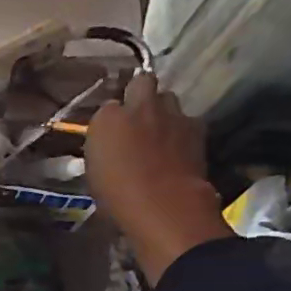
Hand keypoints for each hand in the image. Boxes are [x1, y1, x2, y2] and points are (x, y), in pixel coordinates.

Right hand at [85, 73, 232, 283]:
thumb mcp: (93, 174)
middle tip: (136, 118)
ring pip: (168, 99)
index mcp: (107, 118)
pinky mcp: (197, 128)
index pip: (108, 106)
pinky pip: (187, 121)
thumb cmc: (117, 196)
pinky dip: (183, 130)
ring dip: (163, 110)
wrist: (164, 207)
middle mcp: (140, 106)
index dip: (111, 118)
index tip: (111, 133)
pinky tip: (178, 149)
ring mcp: (172, 114)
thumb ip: (102, 147)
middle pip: (142, 83)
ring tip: (159, 133)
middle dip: (140, 94)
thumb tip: (111, 141)